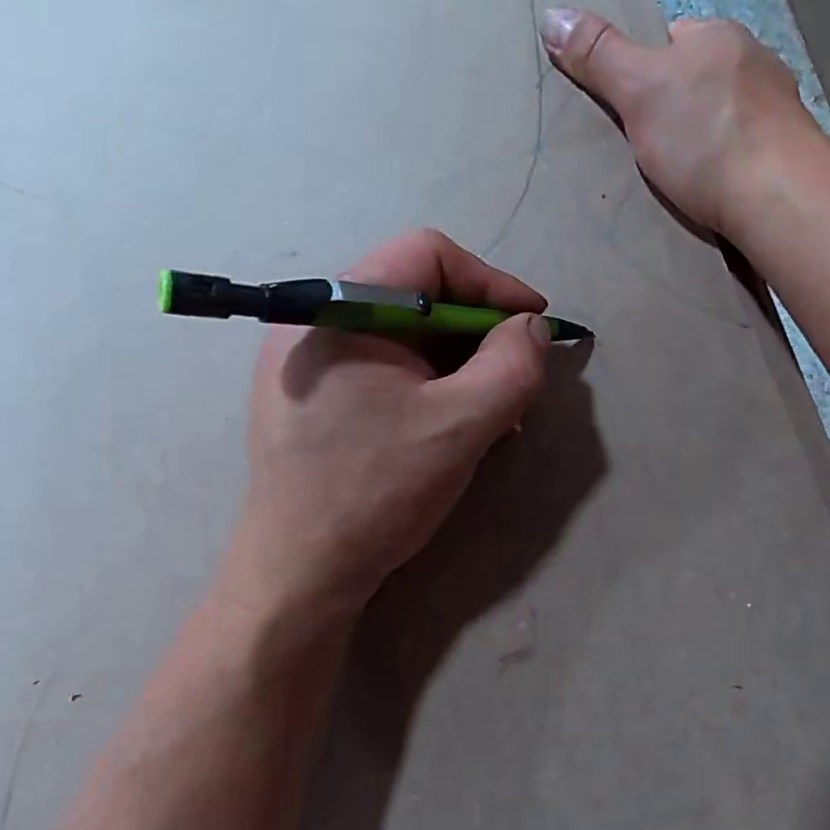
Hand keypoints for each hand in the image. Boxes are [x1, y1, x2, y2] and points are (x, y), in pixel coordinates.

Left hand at [227, 229, 553, 614]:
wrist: (299, 574)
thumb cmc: (375, 493)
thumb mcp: (460, 426)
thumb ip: (512, 366)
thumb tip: (530, 328)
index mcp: (337, 309)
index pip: (427, 255)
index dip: (490, 283)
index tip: (530, 326)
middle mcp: (313, 322)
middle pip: (415, 293)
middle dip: (476, 331)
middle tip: (514, 376)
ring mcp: (306, 361)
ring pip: (402, 335)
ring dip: (456, 363)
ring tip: (492, 413)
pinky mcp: (312, 396)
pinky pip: (381, 367)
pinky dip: (426, 384)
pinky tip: (451, 425)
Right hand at [539, 7, 829, 237]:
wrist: (778, 197)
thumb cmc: (705, 136)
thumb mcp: (639, 89)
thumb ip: (599, 55)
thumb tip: (553, 13)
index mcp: (720, 36)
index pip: (668, 41)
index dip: (639, 72)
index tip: (624, 110)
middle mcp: (755, 62)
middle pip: (693, 81)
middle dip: (668, 109)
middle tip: (640, 148)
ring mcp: (775, 108)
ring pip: (718, 116)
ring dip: (697, 139)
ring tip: (673, 174)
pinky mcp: (784, 152)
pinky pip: (739, 149)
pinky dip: (721, 164)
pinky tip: (708, 188)